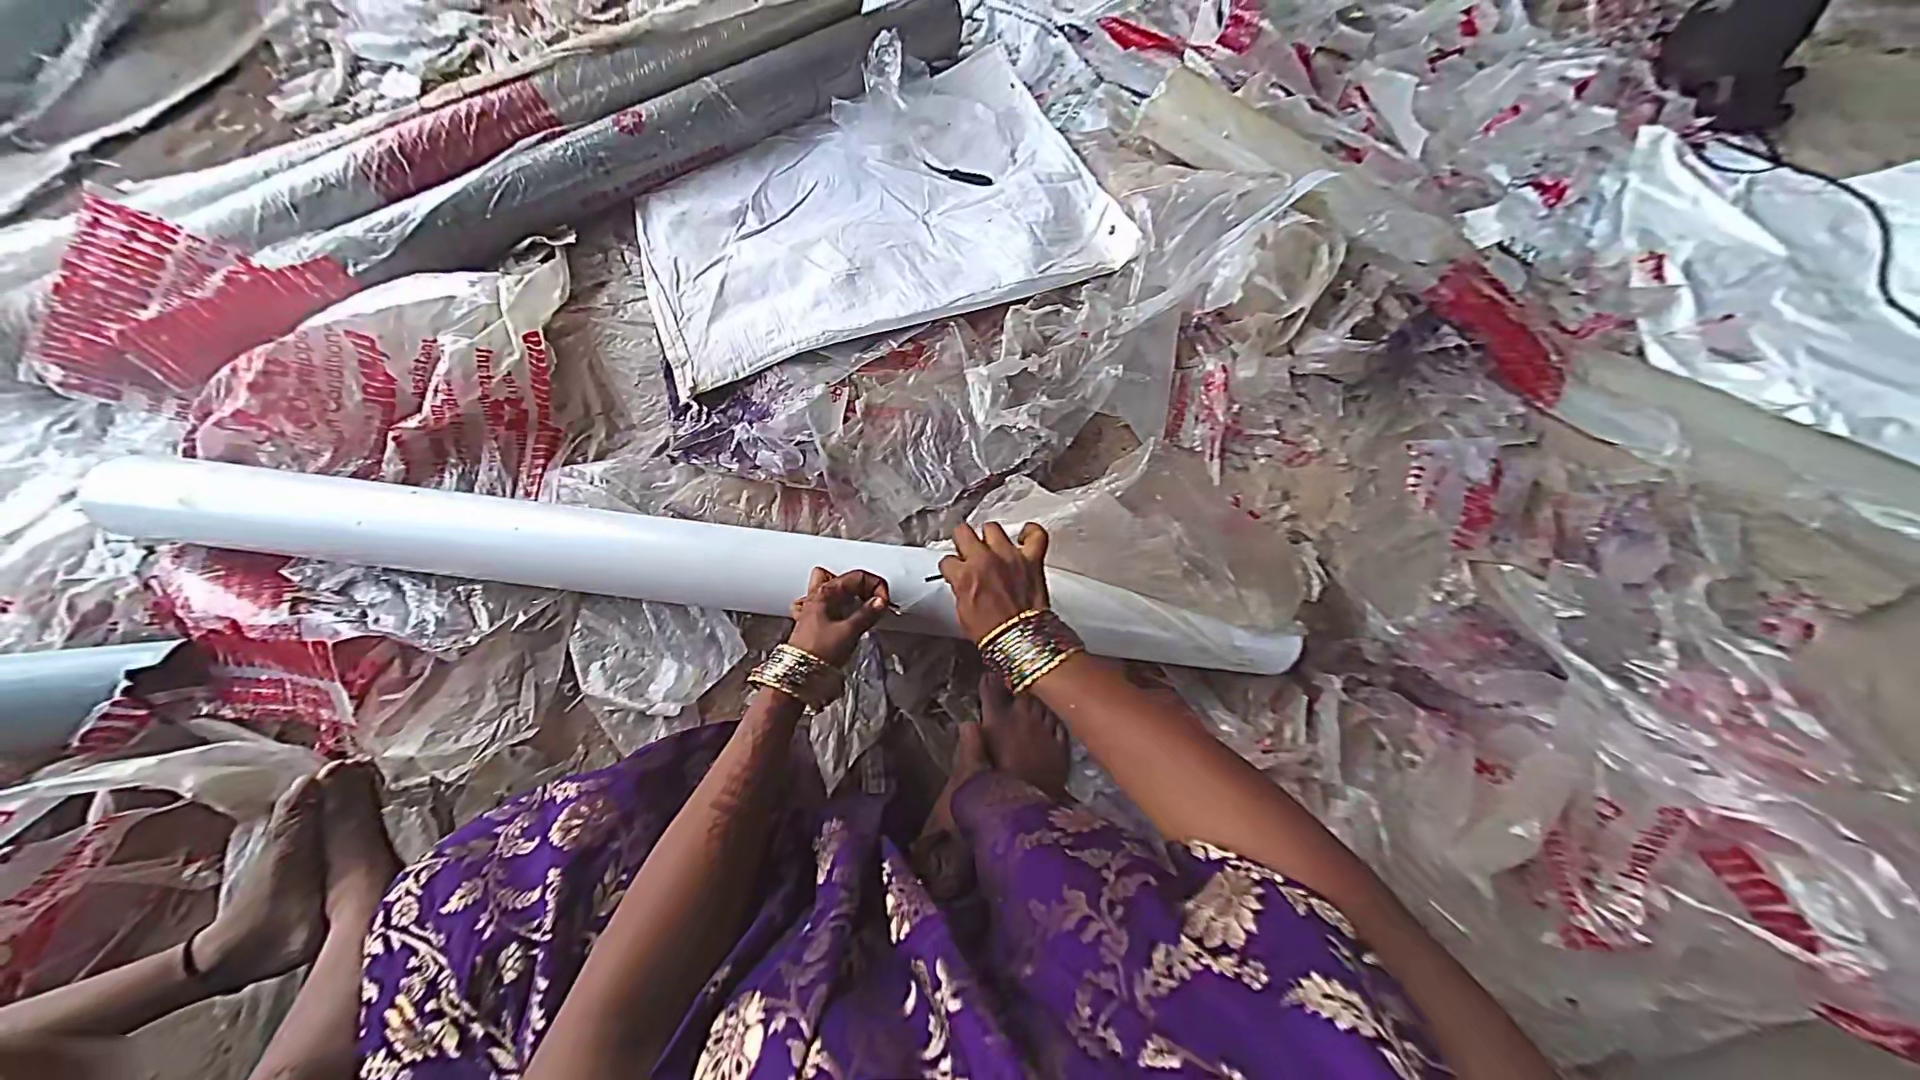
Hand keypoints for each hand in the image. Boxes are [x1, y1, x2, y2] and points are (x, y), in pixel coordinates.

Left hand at [786, 567, 890, 665]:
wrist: (798, 675)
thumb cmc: (816, 652)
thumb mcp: (849, 631)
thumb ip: (867, 614)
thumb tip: (879, 602)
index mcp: (824, 593)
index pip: (856, 577)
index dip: (875, 586)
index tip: (883, 601)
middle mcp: (816, 598)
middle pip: (841, 578)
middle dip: (861, 585)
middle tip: (874, 598)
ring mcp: (813, 611)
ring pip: (831, 591)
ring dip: (848, 595)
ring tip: (862, 605)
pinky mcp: (813, 625)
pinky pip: (826, 608)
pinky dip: (838, 610)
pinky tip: (846, 619)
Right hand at [938, 523, 1049, 641]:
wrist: (1020, 639)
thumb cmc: (993, 632)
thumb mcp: (963, 611)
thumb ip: (961, 588)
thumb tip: (962, 582)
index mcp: (964, 575)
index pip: (948, 560)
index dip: (951, 567)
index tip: (955, 571)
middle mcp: (984, 559)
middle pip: (963, 532)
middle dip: (962, 540)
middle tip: (967, 550)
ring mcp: (1009, 556)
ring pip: (992, 528)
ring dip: (990, 537)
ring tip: (992, 545)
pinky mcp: (1031, 559)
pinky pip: (1035, 534)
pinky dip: (1031, 532)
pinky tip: (1025, 535)